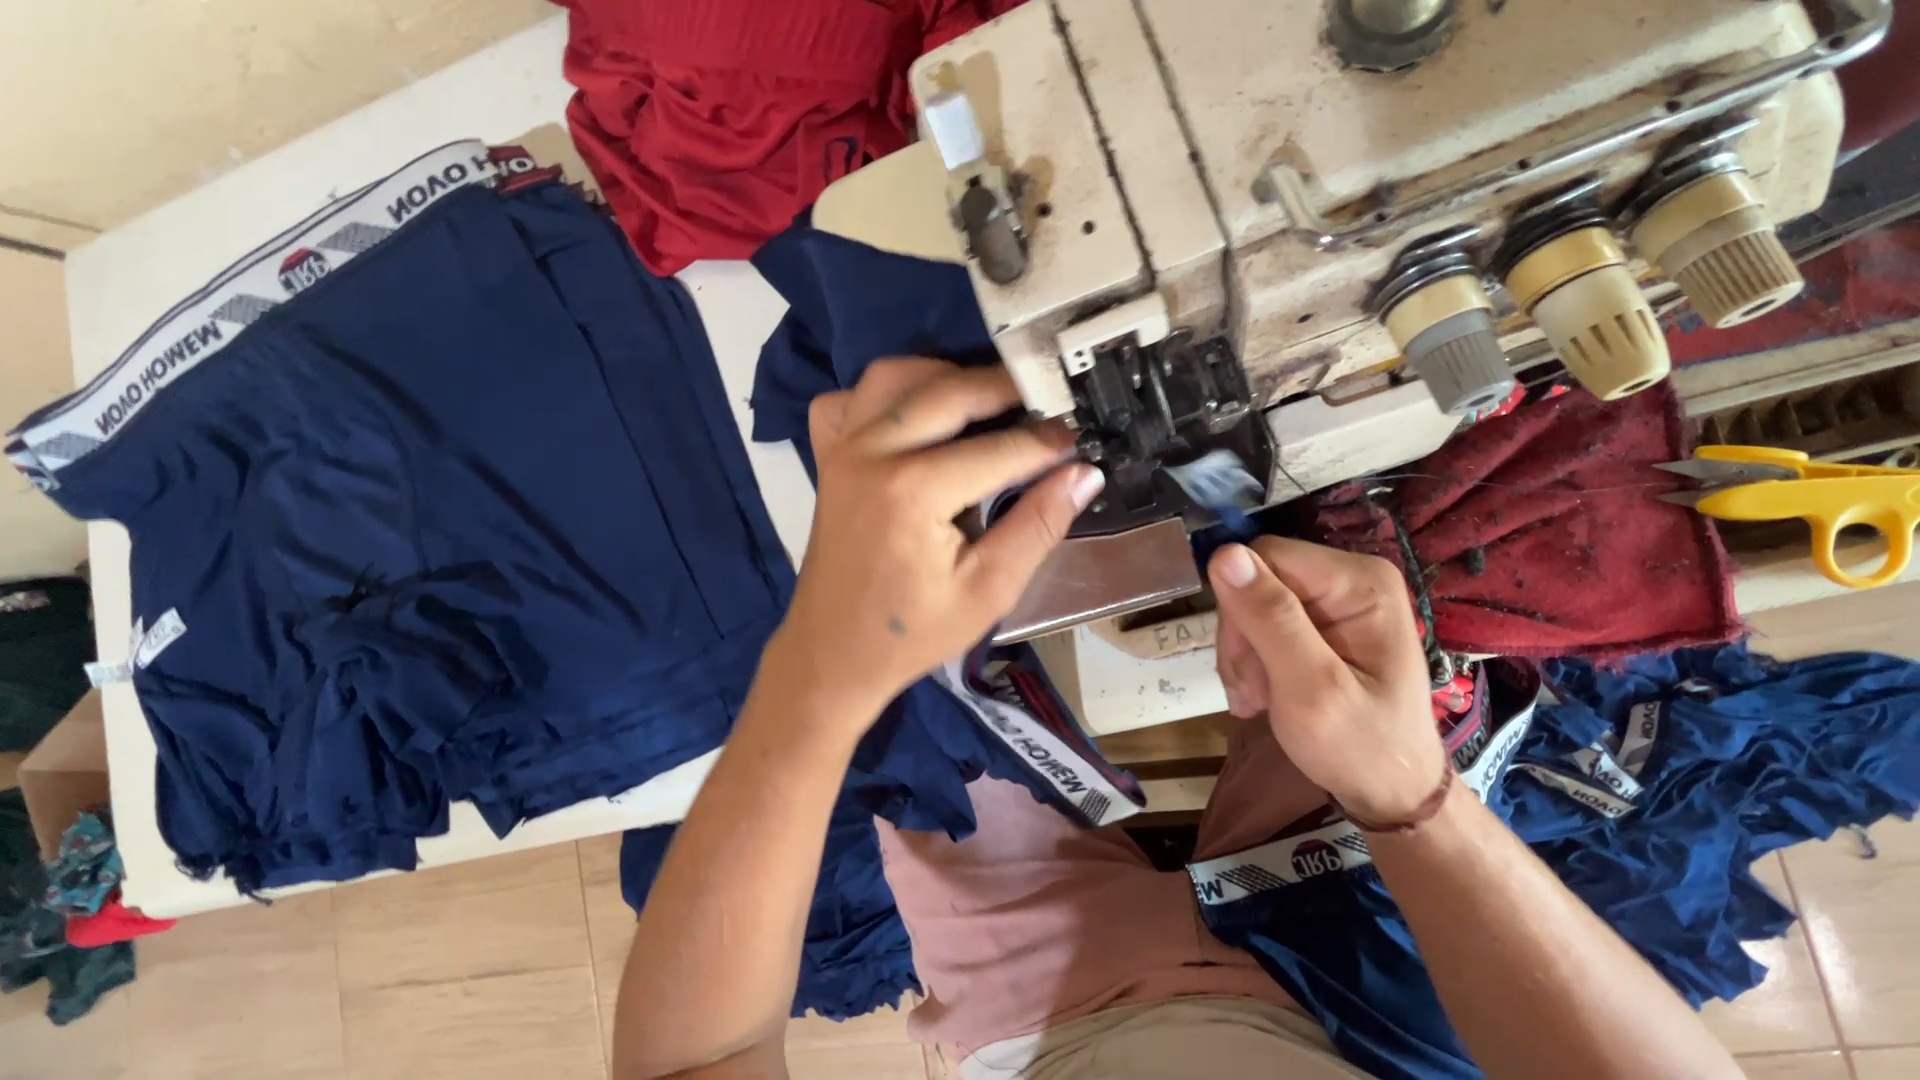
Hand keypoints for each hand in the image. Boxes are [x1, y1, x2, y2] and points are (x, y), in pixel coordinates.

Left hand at [761, 359, 1104, 731]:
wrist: (834, 653)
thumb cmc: (913, 631)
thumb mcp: (989, 590)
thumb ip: (1038, 525)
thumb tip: (1085, 473)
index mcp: (913, 492)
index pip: (1000, 448)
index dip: (1048, 440)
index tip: (1080, 436)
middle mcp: (872, 455)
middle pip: (949, 391)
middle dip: (1005, 389)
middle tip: (1045, 401)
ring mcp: (841, 450)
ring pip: (894, 377)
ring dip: (945, 377)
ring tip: (986, 401)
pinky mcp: (826, 457)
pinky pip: (848, 400)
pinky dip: (883, 396)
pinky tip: (913, 417)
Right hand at [1207, 538, 1445, 823]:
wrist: (1391, 792)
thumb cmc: (1359, 746)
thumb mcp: (1310, 688)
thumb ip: (1270, 619)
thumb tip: (1224, 554)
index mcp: (1360, 581)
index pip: (1265, 557)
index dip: (1240, 605)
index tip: (1243, 666)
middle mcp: (1352, 576)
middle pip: (1258, 578)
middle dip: (1242, 636)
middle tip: (1249, 692)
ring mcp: (1340, 597)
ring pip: (1254, 600)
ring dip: (1244, 654)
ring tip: (1255, 700)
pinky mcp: (1327, 619)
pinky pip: (1266, 619)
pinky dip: (1254, 659)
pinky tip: (1262, 694)